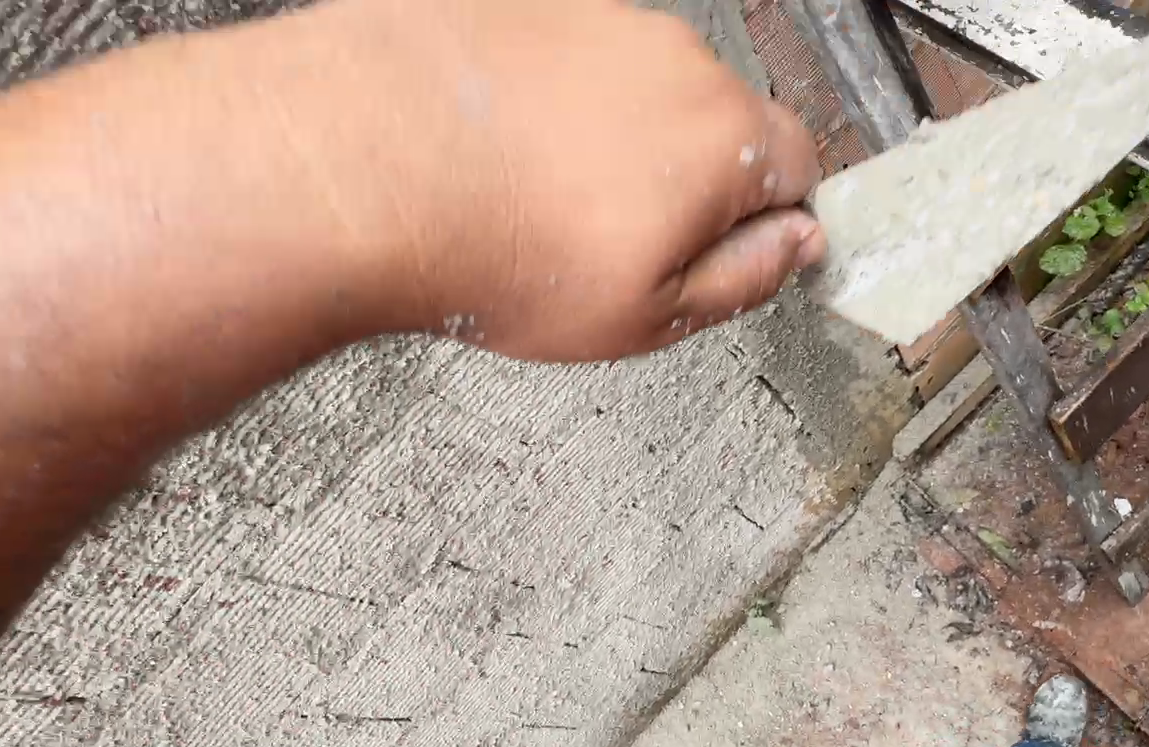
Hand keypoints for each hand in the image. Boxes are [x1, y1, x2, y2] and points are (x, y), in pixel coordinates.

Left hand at [312, 0, 826, 361]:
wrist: (347, 171)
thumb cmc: (509, 259)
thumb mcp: (656, 313)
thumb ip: (749, 276)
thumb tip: (801, 243)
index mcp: (722, 134)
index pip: (802, 164)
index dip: (781, 217)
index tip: (736, 252)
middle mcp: (674, 56)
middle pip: (731, 125)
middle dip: (709, 186)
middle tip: (642, 246)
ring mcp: (599, 19)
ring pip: (660, 95)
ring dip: (641, 149)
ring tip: (569, 206)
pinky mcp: (534, 6)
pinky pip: (591, 66)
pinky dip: (581, 113)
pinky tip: (527, 161)